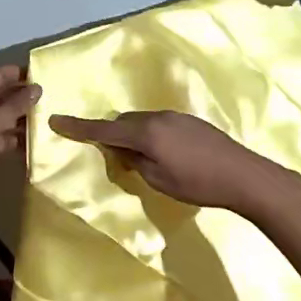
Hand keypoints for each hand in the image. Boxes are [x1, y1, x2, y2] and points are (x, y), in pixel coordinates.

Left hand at [0, 66, 40, 205]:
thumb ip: (12, 107)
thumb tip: (38, 88)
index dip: (15, 73)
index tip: (39, 72)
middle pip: (1, 96)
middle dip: (22, 95)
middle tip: (49, 95)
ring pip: (5, 117)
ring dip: (22, 118)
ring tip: (47, 117)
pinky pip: (5, 137)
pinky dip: (17, 138)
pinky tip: (36, 142)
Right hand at [47, 111, 298, 215]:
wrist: (244, 175)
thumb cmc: (198, 184)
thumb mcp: (158, 180)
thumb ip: (134, 162)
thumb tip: (124, 151)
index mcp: (146, 132)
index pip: (104, 129)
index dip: (79, 127)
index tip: (56, 121)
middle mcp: (158, 117)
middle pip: (123, 121)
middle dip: (112, 135)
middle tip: (114, 158)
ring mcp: (176, 116)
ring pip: (142, 121)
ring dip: (133, 135)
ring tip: (140, 160)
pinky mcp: (190, 120)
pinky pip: (158, 123)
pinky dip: (150, 134)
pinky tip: (164, 154)